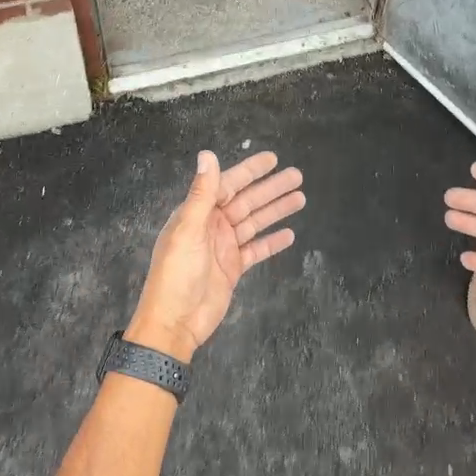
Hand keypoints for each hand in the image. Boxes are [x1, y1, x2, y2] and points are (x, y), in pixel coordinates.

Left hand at [129, 150, 304, 362]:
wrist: (174, 321)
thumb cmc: (176, 274)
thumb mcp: (187, 230)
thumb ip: (201, 193)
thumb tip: (207, 154)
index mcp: (198, 213)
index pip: (228, 184)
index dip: (250, 171)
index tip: (272, 159)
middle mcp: (212, 225)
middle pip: (247, 201)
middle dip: (271, 188)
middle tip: (297, 176)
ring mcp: (224, 247)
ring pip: (255, 222)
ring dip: (276, 210)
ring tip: (301, 198)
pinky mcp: (233, 268)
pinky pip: (256, 249)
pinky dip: (272, 242)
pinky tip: (290, 234)